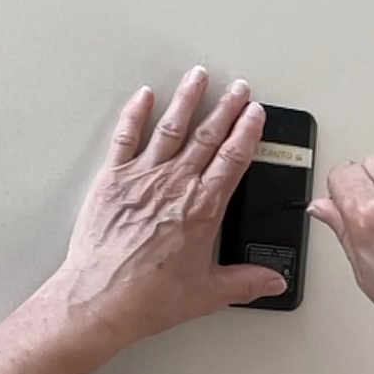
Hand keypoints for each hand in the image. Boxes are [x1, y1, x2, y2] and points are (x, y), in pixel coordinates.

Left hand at [34, 66, 286, 354]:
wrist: (100, 297)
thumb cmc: (148, 296)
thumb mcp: (207, 293)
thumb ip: (245, 282)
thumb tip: (274, 282)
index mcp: (203, 208)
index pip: (234, 158)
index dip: (247, 131)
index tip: (255, 113)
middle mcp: (176, 184)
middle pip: (208, 136)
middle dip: (226, 108)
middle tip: (238, 88)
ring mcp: (143, 177)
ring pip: (171, 127)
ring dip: (187, 99)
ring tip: (198, 77)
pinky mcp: (113, 178)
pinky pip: (126, 137)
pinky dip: (136, 114)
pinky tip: (144, 96)